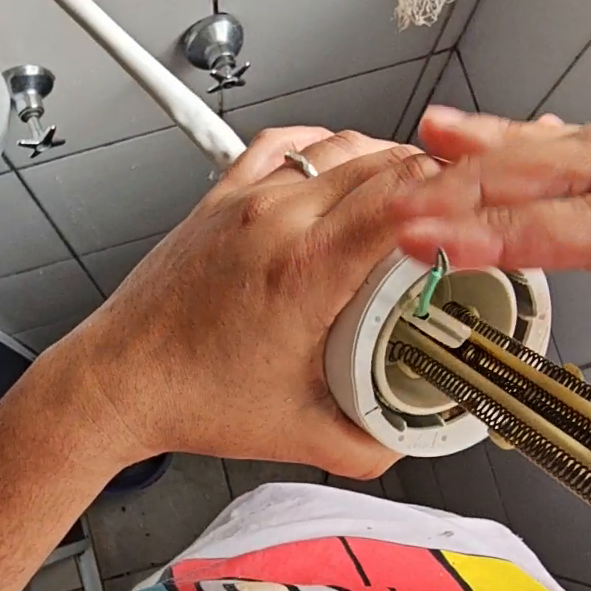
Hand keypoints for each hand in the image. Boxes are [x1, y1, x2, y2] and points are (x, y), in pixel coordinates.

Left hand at [45, 128, 436, 480]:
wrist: (117, 380)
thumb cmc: (185, 394)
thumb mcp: (296, 432)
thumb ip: (364, 442)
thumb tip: (398, 438)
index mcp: (304, 271)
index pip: (406, 198)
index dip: (454, 197)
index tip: (472, 218)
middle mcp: (275, 222)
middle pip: (383, 164)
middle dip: (431, 184)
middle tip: (446, 219)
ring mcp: (243, 202)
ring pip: (338, 148)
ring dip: (382, 164)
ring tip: (403, 198)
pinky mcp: (218, 200)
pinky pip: (283, 148)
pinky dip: (321, 148)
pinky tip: (333, 167)